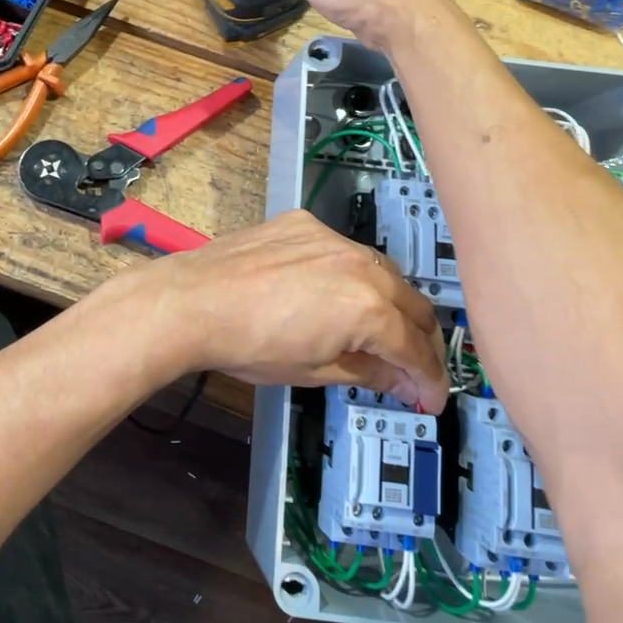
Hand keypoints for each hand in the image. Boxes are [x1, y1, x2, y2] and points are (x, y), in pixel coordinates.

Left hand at [106, 210, 449, 411]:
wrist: (193, 301)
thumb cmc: (249, 345)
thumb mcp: (315, 372)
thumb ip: (370, 373)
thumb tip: (405, 383)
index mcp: (367, 307)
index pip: (416, 347)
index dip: (428, 380)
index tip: (429, 399)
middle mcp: (359, 264)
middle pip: (412, 303)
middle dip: (421, 340)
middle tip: (415, 370)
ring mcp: (330, 238)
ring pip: (383, 270)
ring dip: (391, 302)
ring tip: (382, 331)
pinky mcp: (303, 223)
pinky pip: (344, 249)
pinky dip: (352, 274)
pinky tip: (337, 293)